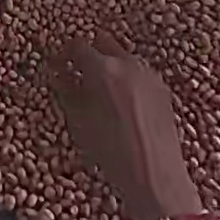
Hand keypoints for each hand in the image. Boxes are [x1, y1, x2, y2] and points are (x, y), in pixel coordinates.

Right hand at [56, 33, 202, 219]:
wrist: (156, 176)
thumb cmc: (112, 152)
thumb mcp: (80, 122)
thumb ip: (68, 91)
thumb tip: (60, 74)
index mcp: (104, 69)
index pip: (78, 47)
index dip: (64, 53)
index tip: (57, 62)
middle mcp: (129, 64)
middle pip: (105, 44)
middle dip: (89, 53)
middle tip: (77, 70)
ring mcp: (149, 75)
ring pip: (124, 58)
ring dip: (110, 65)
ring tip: (98, 88)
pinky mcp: (162, 89)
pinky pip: (139, 74)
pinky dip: (127, 78)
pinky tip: (121, 100)